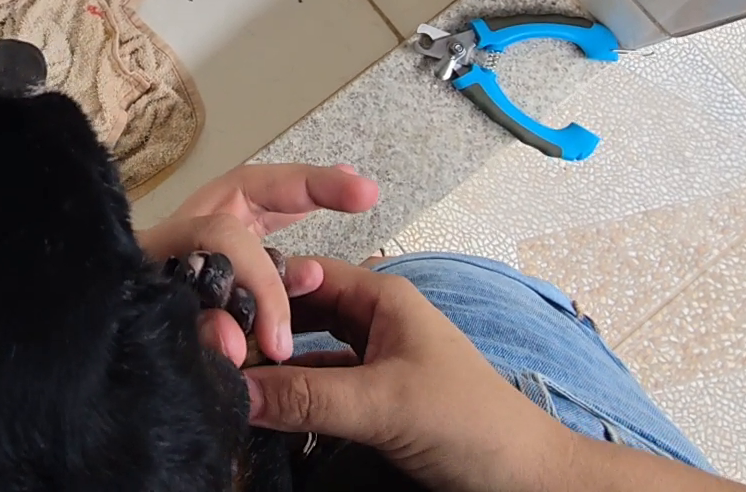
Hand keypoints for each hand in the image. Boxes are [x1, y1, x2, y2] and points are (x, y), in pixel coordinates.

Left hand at [137, 164, 378, 363]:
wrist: (92, 330)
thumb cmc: (119, 321)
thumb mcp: (153, 329)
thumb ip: (192, 334)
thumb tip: (231, 340)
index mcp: (166, 242)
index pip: (225, 236)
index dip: (259, 284)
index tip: (279, 341)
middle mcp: (188, 228)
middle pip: (250, 188)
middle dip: (308, 185)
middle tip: (361, 190)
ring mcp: (203, 235)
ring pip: (259, 199)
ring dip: (307, 192)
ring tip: (354, 191)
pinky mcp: (216, 254)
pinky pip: (260, 225)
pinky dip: (294, 212)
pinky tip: (326, 204)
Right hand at [242, 257, 561, 491]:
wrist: (530, 484)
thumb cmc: (469, 425)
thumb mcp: (382, 405)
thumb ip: (308, 397)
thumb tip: (235, 392)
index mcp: (380, 296)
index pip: (307, 275)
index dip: (263, 289)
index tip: (217, 312)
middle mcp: (374, 317)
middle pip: (304, 311)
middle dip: (264, 328)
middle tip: (216, 348)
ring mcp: (376, 356)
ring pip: (311, 348)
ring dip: (278, 363)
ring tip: (232, 375)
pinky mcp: (377, 394)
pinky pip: (324, 382)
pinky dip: (297, 391)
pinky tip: (267, 404)